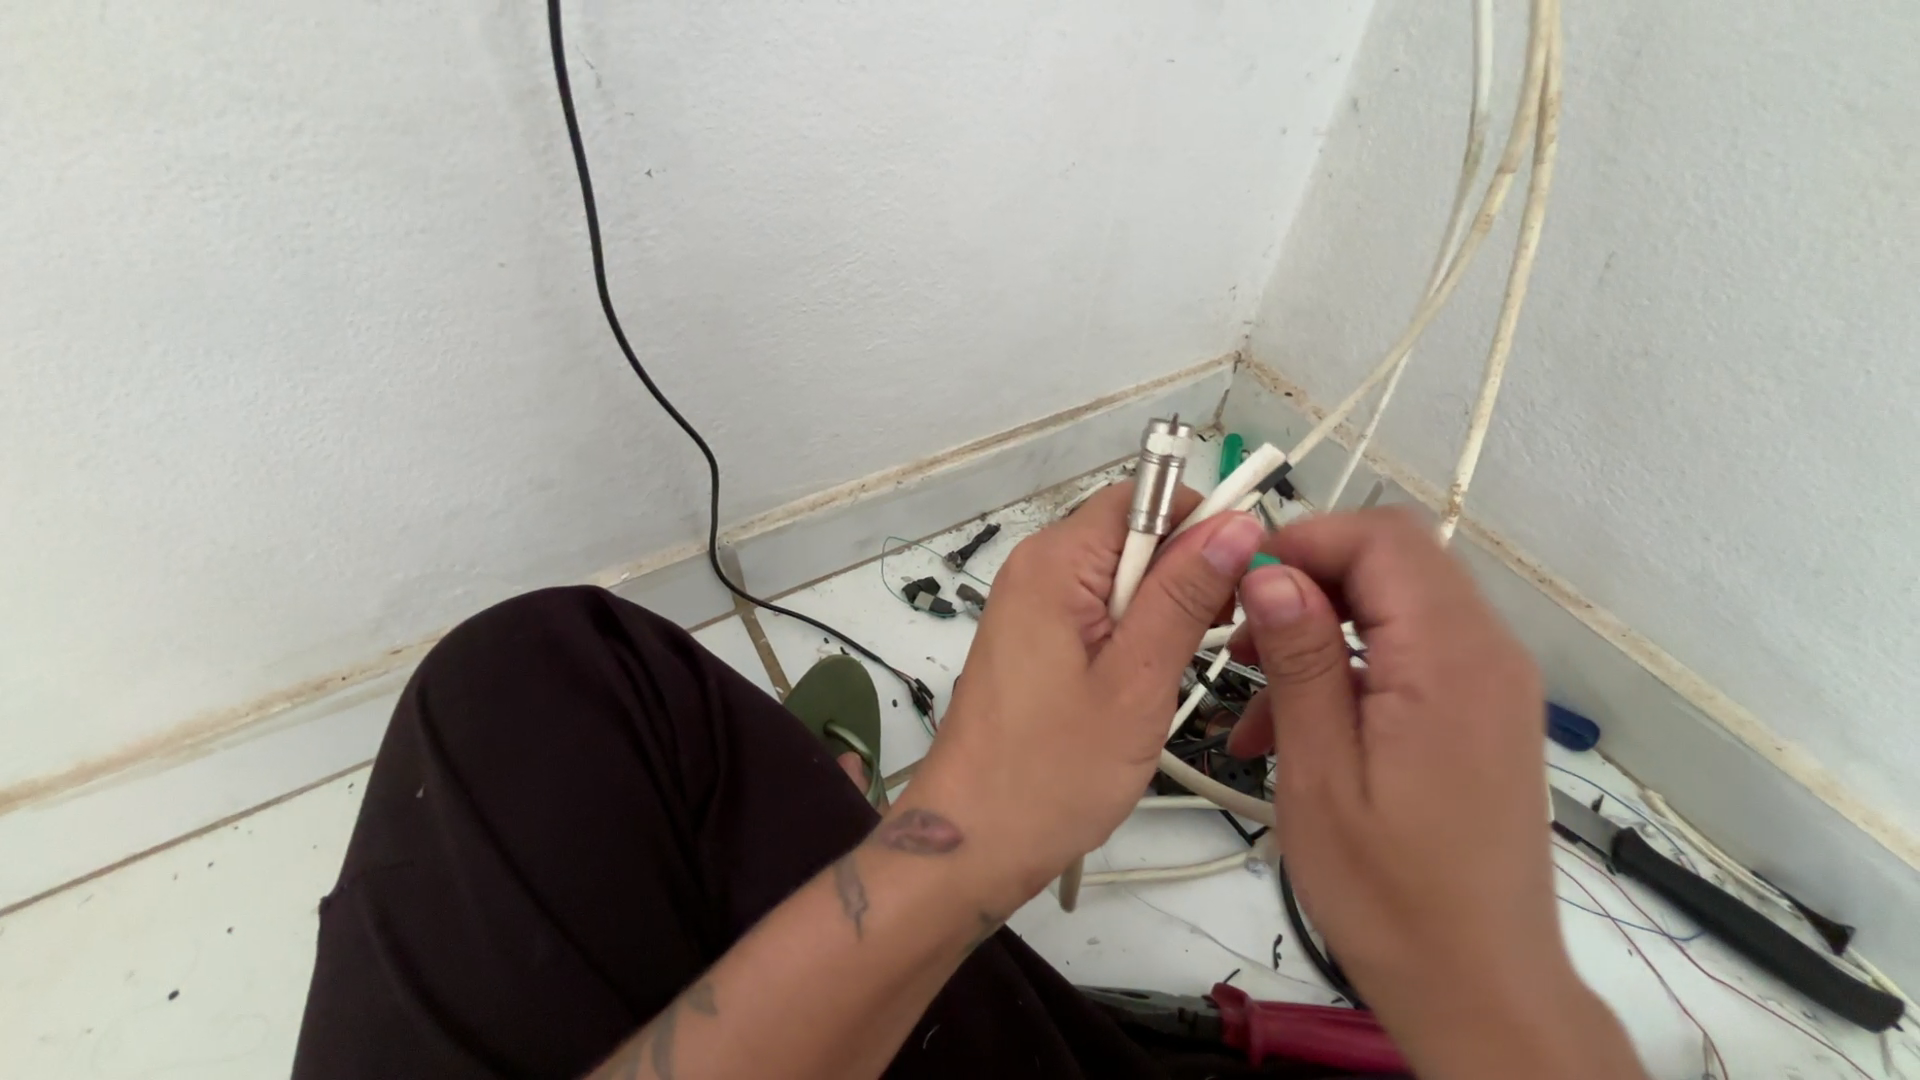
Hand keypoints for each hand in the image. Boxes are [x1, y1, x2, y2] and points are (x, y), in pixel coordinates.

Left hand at [908, 483, 1263, 907]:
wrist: (973, 838)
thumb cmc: (1055, 769)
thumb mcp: (1137, 679)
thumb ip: (1185, 595)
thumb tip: (1235, 521)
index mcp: (1055, 562)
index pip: (1140, 497)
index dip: (1200, 521)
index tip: (1248, 573)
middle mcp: (1035, 568)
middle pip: (1130, 535)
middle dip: (1185, 571)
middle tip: (1222, 637)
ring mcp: (1028, 605)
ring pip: (1118, 577)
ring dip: (1163, 608)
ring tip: (1185, 666)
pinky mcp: (1031, 640)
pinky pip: (1095, 611)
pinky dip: (1132, 633)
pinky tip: (1149, 678)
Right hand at [1226, 508, 1641, 1078]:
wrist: (1477, 985)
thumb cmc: (1387, 891)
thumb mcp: (1320, 771)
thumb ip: (1300, 659)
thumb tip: (1267, 570)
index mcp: (1450, 660)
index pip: (1383, 540)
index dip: (1303, 541)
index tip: (1237, 583)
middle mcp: (1485, 653)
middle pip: (1391, 561)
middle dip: (1304, 579)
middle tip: (1237, 635)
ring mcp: (1486, 682)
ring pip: (1391, 603)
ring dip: (1315, 626)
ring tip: (1251, 688)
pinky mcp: (1475, 710)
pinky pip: (1403, 652)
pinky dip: (1343, 666)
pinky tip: (1287, 724)